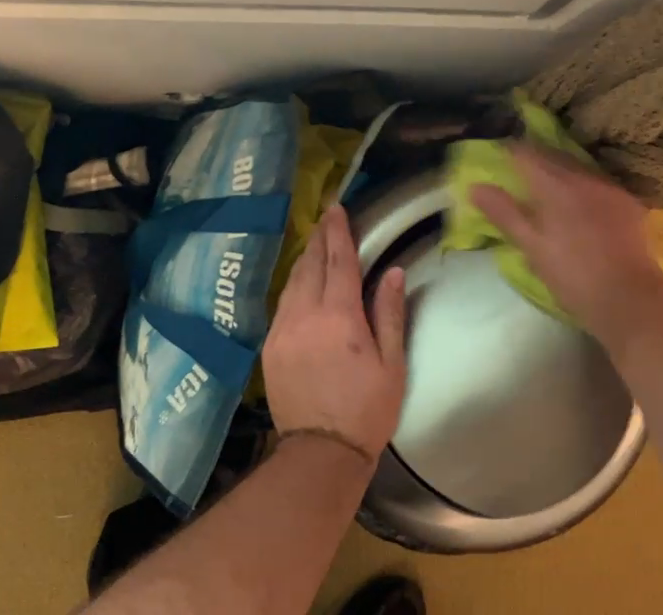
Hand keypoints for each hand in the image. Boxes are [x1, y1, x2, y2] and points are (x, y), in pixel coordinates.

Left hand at [264, 206, 407, 463]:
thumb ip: (389, 313)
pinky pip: (282, 305)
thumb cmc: (367, 410)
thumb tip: (392, 272)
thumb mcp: (392, 363)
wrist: (321, 453)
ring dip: (305, 261)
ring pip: (292, 283)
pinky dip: (293, 287)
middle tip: (327, 220)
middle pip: (311, 265)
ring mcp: (282, 331)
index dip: (339, 232)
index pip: (339, 261)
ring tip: (315, 246)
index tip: (337, 209)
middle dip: (320, 240)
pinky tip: (301, 286)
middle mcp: (305, 315)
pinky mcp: (270, 348)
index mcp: (340, 316)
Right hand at [470, 144, 662, 343]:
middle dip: (534, 158)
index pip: (525, 153)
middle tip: (517, 171)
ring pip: (577, 167)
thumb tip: (474, 186)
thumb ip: (503, 212)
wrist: (630, 299)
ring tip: (546, 186)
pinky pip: (598, 183)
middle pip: (553, 155)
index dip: (509, 151)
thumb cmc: (573, 276)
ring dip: (559, 170)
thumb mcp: (531, 247)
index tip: (497, 157)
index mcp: (555, 185)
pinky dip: (583, 186)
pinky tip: (580, 203)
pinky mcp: (628, 203)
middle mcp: (583, 177)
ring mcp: (609, 188)